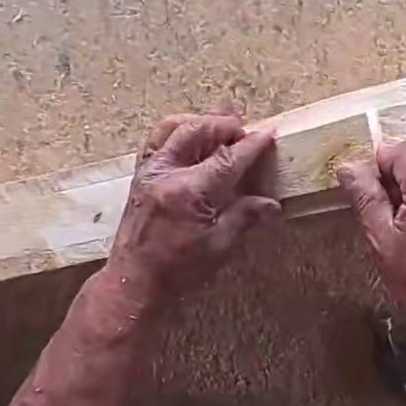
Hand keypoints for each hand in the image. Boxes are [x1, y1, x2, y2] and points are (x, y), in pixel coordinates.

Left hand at [104, 114, 281, 305]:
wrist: (134, 282)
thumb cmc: (175, 270)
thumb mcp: (218, 247)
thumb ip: (244, 218)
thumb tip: (272, 205)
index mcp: (188, 191)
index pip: (227, 158)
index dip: (251, 145)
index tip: (269, 136)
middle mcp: (165, 174)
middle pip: (197, 130)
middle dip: (224, 126)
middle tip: (245, 133)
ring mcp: (148, 173)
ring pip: (172, 128)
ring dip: (198, 124)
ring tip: (218, 132)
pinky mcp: (139, 178)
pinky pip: (155, 141)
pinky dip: (175, 134)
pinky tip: (190, 143)